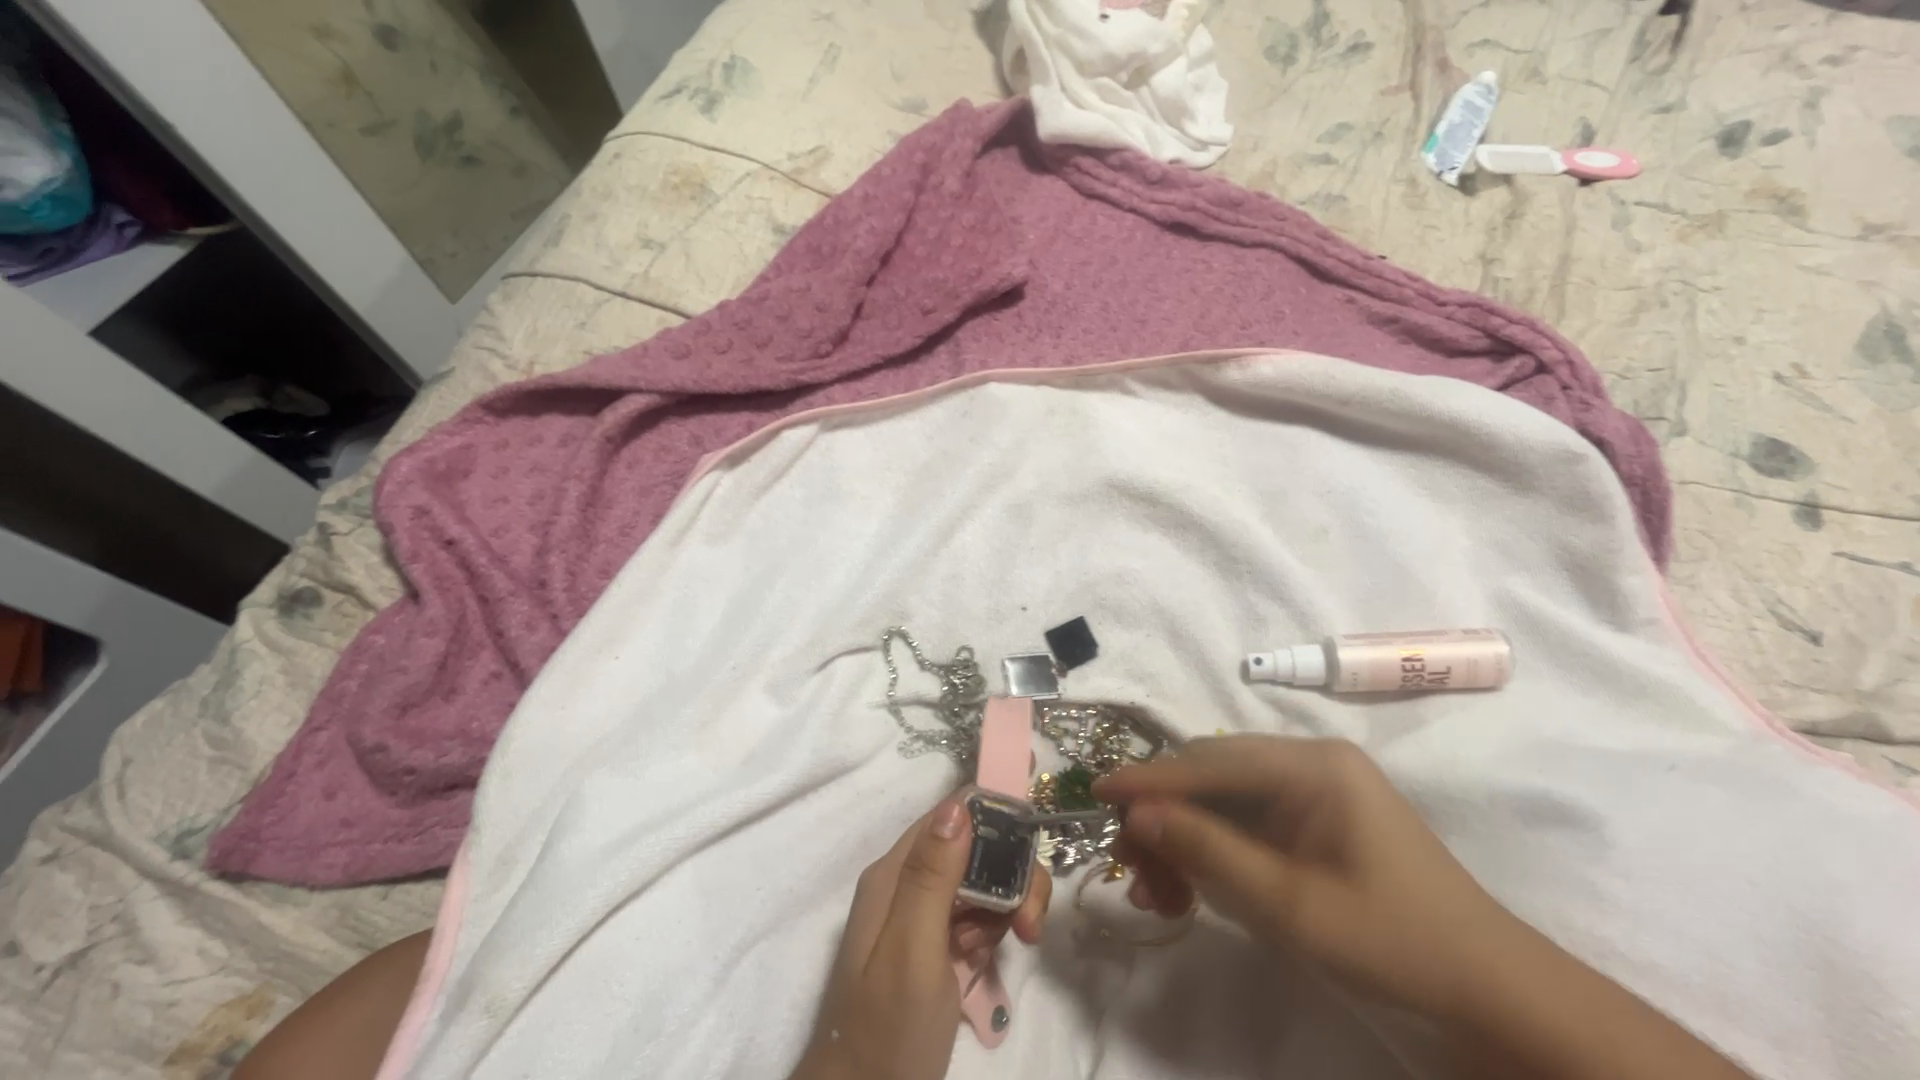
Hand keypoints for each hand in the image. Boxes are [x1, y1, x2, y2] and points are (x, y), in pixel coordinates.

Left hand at [791, 798, 1051, 1079]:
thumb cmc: (889, 1026)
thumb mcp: (913, 948)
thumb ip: (932, 876)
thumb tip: (957, 802)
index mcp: (894, 873)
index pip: (951, 815)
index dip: (996, 821)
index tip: (1033, 852)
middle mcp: (905, 883)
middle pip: (974, 848)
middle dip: (1011, 876)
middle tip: (1028, 924)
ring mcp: (919, 915)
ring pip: (981, 882)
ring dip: (1006, 907)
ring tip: (1010, 946)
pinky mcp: (934, 945)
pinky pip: (976, 917)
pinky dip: (993, 931)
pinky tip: (986, 961)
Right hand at [1095, 736, 1512, 1020]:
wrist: (1483, 987)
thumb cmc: (1390, 939)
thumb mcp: (1288, 902)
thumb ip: (1208, 849)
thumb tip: (1136, 813)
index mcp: (1313, 766)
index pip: (1210, 761)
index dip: (1150, 778)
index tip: (1096, 793)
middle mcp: (1310, 764)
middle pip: (1212, 776)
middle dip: (1164, 817)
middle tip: (1129, 865)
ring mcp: (1314, 792)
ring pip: (1222, 801)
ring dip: (1183, 840)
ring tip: (1158, 894)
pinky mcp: (1315, 822)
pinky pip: (1246, 824)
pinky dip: (1212, 852)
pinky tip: (1191, 889)